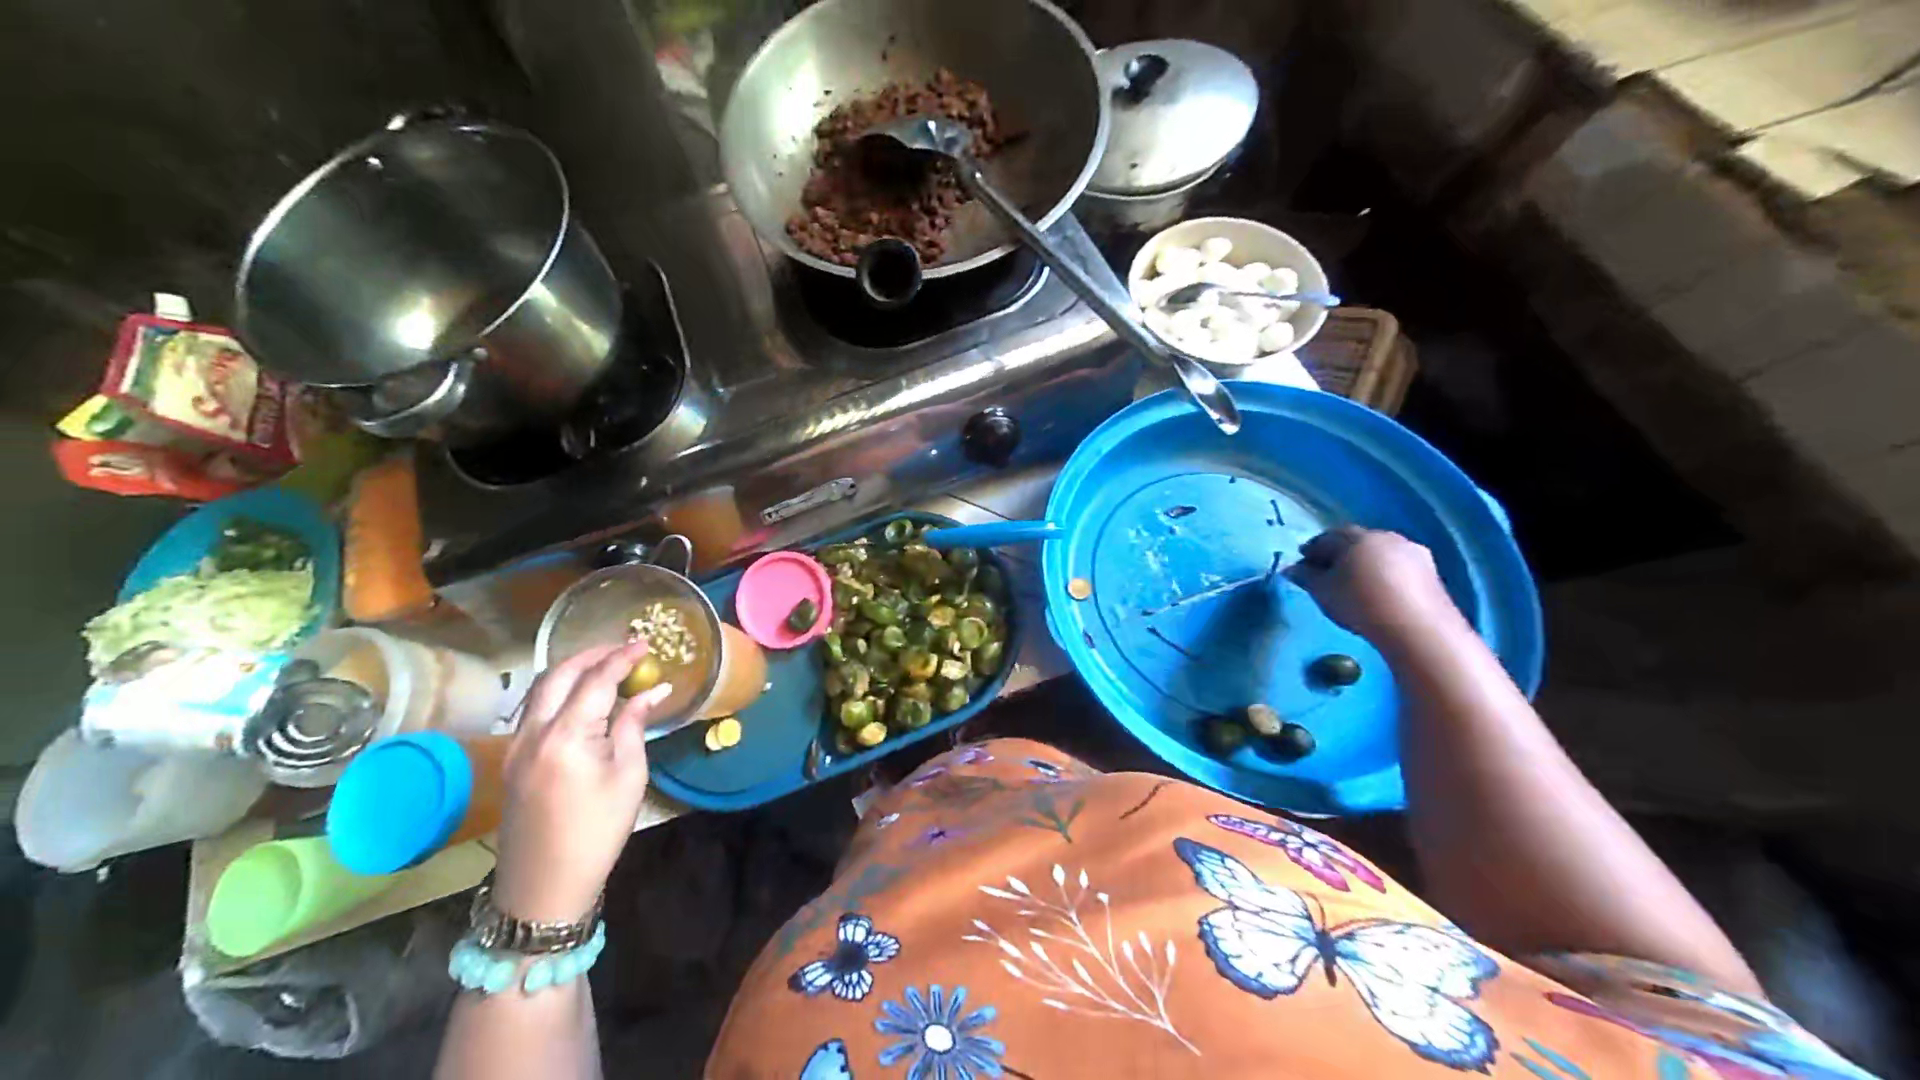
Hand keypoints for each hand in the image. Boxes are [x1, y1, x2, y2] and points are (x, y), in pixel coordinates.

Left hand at [490, 642, 671, 922]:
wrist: (544, 884)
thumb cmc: (597, 830)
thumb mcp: (628, 775)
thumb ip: (633, 725)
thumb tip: (652, 690)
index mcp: (567, 735)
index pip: (596, 680)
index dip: (622, 658)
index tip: (645, 644)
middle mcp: (534, 732)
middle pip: (558, 675)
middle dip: (591, 655)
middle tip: (623, 649)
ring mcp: (516, 745)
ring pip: (540, 689)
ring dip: (572, 670)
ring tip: (604, 666)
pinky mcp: (512, 759)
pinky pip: (534, 709)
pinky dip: (559, 691)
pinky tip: (582, 698)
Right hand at [1288, 527, 1467, 645]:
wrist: (1417, 627)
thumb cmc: (1359, 604)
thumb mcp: (1322, 591)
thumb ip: (1305, 577)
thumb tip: (1292, 569)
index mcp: (1356, 537)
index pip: (1326, 537)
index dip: (1312, 550)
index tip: (1303, 566)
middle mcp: (1385, 536)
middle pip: (1355, 541)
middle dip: (1339, 554)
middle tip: (1327, 574)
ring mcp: (1411, 551)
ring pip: (1379, 552)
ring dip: (1365, 563)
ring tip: (1355, 585)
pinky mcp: (1430, 571)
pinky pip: (1399, 566)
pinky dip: (1385, 574)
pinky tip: (1379, 592)